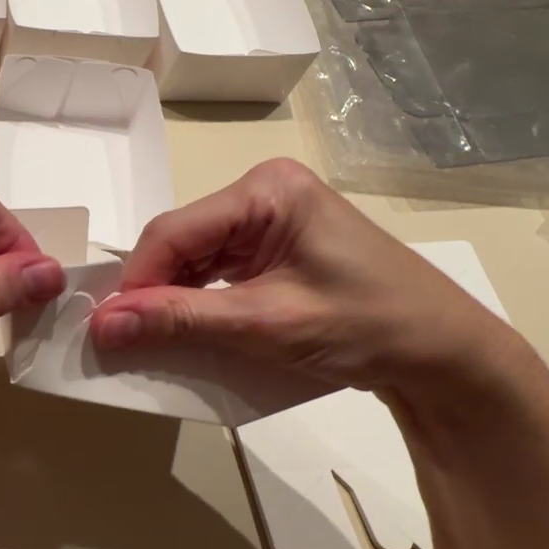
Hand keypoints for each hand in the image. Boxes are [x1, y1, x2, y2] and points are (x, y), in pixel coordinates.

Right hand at [88, 158, 513, 392]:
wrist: (446, 357)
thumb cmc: (367, 328)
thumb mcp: (265, 324)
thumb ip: (180, 320)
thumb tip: (103, 326)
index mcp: (266, 190)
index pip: (173, 231)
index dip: (136, 280)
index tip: (111, 329)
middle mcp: (262, 193)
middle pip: (179, 242)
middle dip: (152, 291)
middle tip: (128, 339)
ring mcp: (269, 219)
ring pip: (191, 258)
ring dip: (171, 299)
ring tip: (154, 340)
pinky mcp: (274, 247)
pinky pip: (214, 270)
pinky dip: (196, 302)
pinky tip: (188, 330)